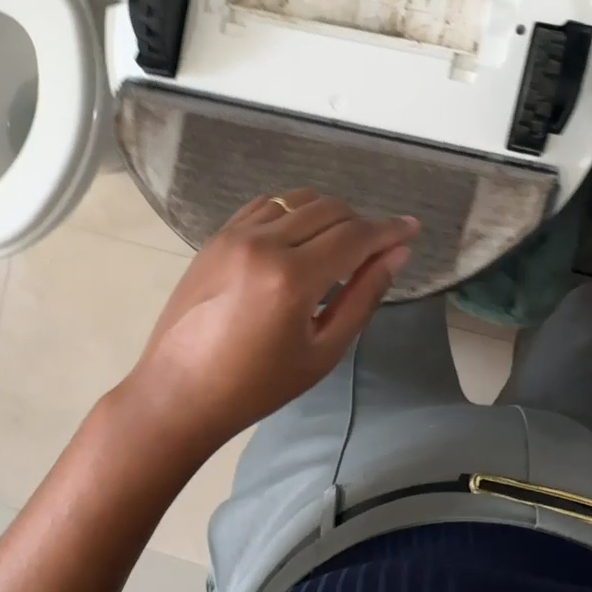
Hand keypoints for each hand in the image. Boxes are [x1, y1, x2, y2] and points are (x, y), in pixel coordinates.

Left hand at [116, 188, 418, 449]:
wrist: (178, 392)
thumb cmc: (256, 385)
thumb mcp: (323, 351)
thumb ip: (363, 296)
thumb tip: (397, 255)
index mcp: (292, 278)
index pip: (355, 236)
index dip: (390, 230)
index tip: (413, 228)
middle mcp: (264, 243)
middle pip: (331, 210)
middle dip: (362, 223)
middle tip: (375, 250)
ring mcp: (235, 234)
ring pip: (299, 200)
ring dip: (329, 214)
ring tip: (338, 245)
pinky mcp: (217, 236)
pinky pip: (266, 204)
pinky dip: (293, 211)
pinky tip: (299, 236)